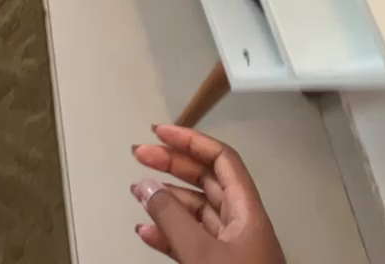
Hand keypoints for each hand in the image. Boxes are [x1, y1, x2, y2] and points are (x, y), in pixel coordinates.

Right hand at [130, 124, 284, 263]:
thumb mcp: (202, 255)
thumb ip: (172, 217)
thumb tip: (147, 185)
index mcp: (248, 213)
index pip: (221, 159)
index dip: (190, 140)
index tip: (159, 133)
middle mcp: (242, 226)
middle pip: (206, 181)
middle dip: (172, 165)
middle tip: (140, 154)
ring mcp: (232, 251)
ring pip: (196, 211)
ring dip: (166, 198)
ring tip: (136, 191)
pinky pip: (191, 240)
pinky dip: (168, 233)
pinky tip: (146, 232)